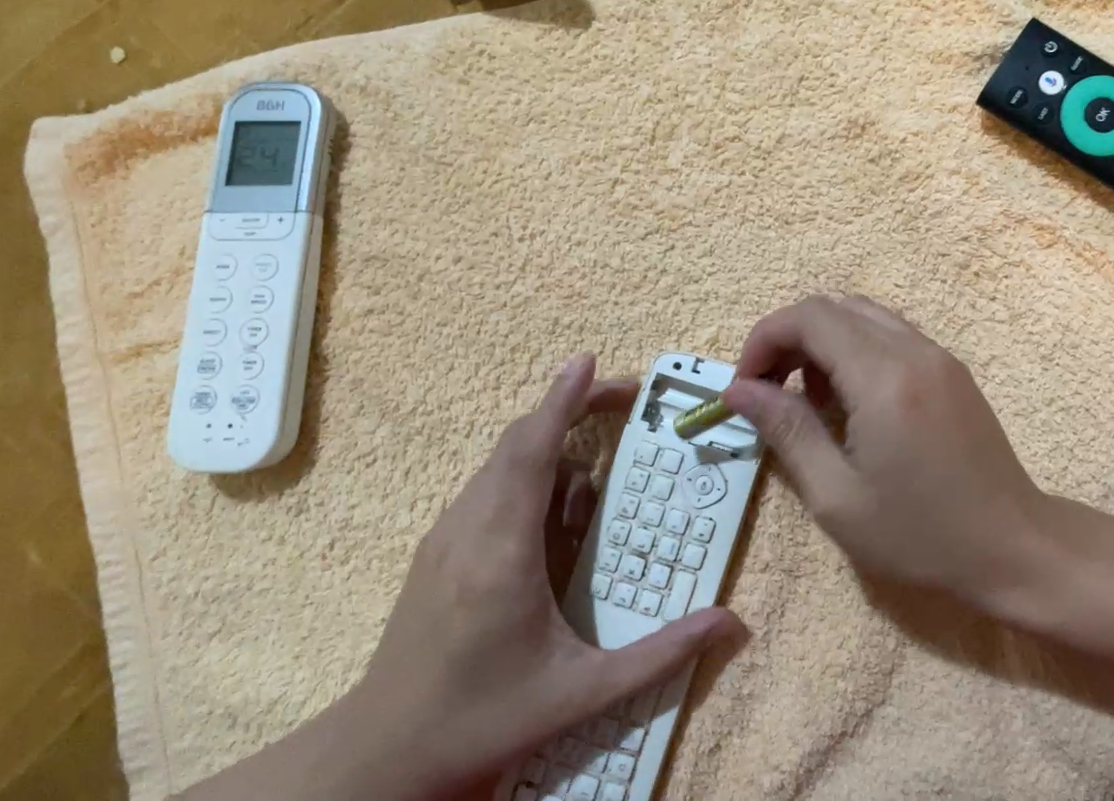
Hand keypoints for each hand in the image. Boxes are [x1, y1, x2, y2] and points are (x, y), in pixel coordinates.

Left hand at [349, 353, 745, 797]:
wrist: (384, 753)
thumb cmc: (486, 719)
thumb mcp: (582, 694)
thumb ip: (660, 654)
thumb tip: (729, 621)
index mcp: (501, 555)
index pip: (531, 454)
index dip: (561, 402)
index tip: (588, 361)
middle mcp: (467, 531)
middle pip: (518, 443)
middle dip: (571, 409)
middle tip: (628, 402)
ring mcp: (445, 537)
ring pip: (503, 463)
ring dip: (554, 449)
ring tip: (599, 489)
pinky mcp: (438, 549)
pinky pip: (491, 487)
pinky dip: (531, 477)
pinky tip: (559, 521)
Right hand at [721, 296, 1049, 605]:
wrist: (1011, 545)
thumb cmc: (920, 534)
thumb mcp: (838, 497)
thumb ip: (787, 431)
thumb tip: (738, 389)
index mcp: (885, 377)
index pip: (810, 317)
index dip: (764, 339)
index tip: (745, 388)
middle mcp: (915, 350)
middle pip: (835, 307)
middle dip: (789, 339)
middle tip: (771, 394)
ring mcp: (940, 355)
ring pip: (865, 315)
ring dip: (824, 343)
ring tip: (811, 403)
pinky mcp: (952, 370)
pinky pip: (892, 335)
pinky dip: (857, 350)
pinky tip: (852, 403)